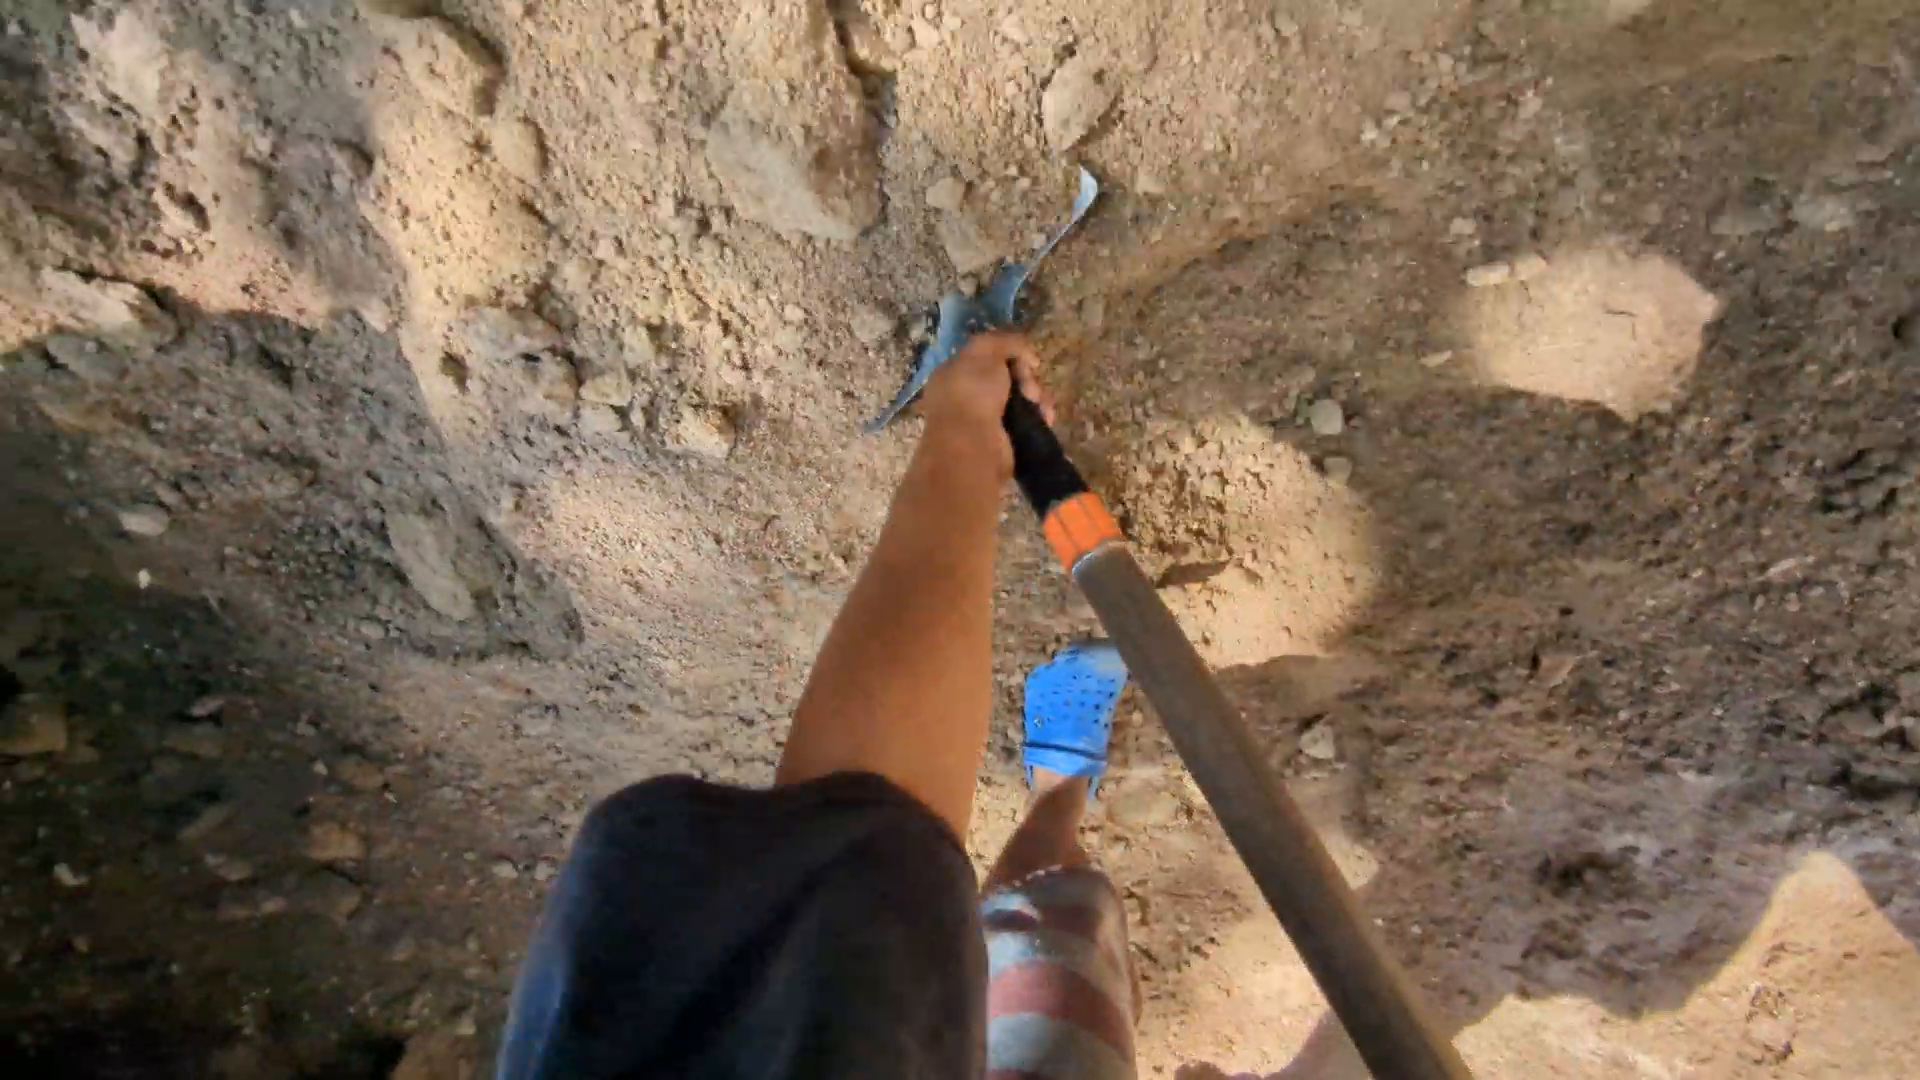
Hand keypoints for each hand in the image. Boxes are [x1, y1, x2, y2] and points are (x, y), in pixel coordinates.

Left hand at [918, 332, 1053, 477]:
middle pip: (1008, 376)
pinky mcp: (1003, 440)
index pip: (986, 356)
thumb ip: (1003, 341)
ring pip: (1021, 398)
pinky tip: (1046, 417)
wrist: (972, 447)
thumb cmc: (972, 394)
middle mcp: (967, 397)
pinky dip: (1040, 416)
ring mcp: (985, 420)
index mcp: (954, 373)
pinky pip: (1027, 420)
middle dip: (1026, 377)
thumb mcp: (984, 353)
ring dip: (1037, 396)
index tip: (1027, 359)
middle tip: (1030, 388)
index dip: (1010, 353)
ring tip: (1039, 404)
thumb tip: (1025, 353)